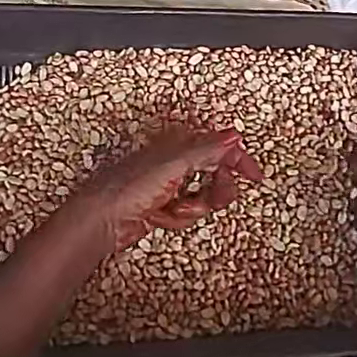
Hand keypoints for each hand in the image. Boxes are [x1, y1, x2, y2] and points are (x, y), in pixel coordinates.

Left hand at [76, 129, 262, 251]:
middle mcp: (176, 163)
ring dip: (194, 207)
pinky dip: (179, 218)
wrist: (101, 221)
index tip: (255, 176)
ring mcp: (170, 186)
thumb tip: (233, 135)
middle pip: (215, 174)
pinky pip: (187, 214)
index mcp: (178, 145)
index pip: (219, 147)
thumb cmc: (129, 188)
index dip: (238, 160)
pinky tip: (162, 218)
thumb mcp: (174, 166)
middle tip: (215, 198)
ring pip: (203, 197)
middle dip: (217, 190)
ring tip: (177, 210)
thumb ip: (207, 150)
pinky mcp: (163, 208)